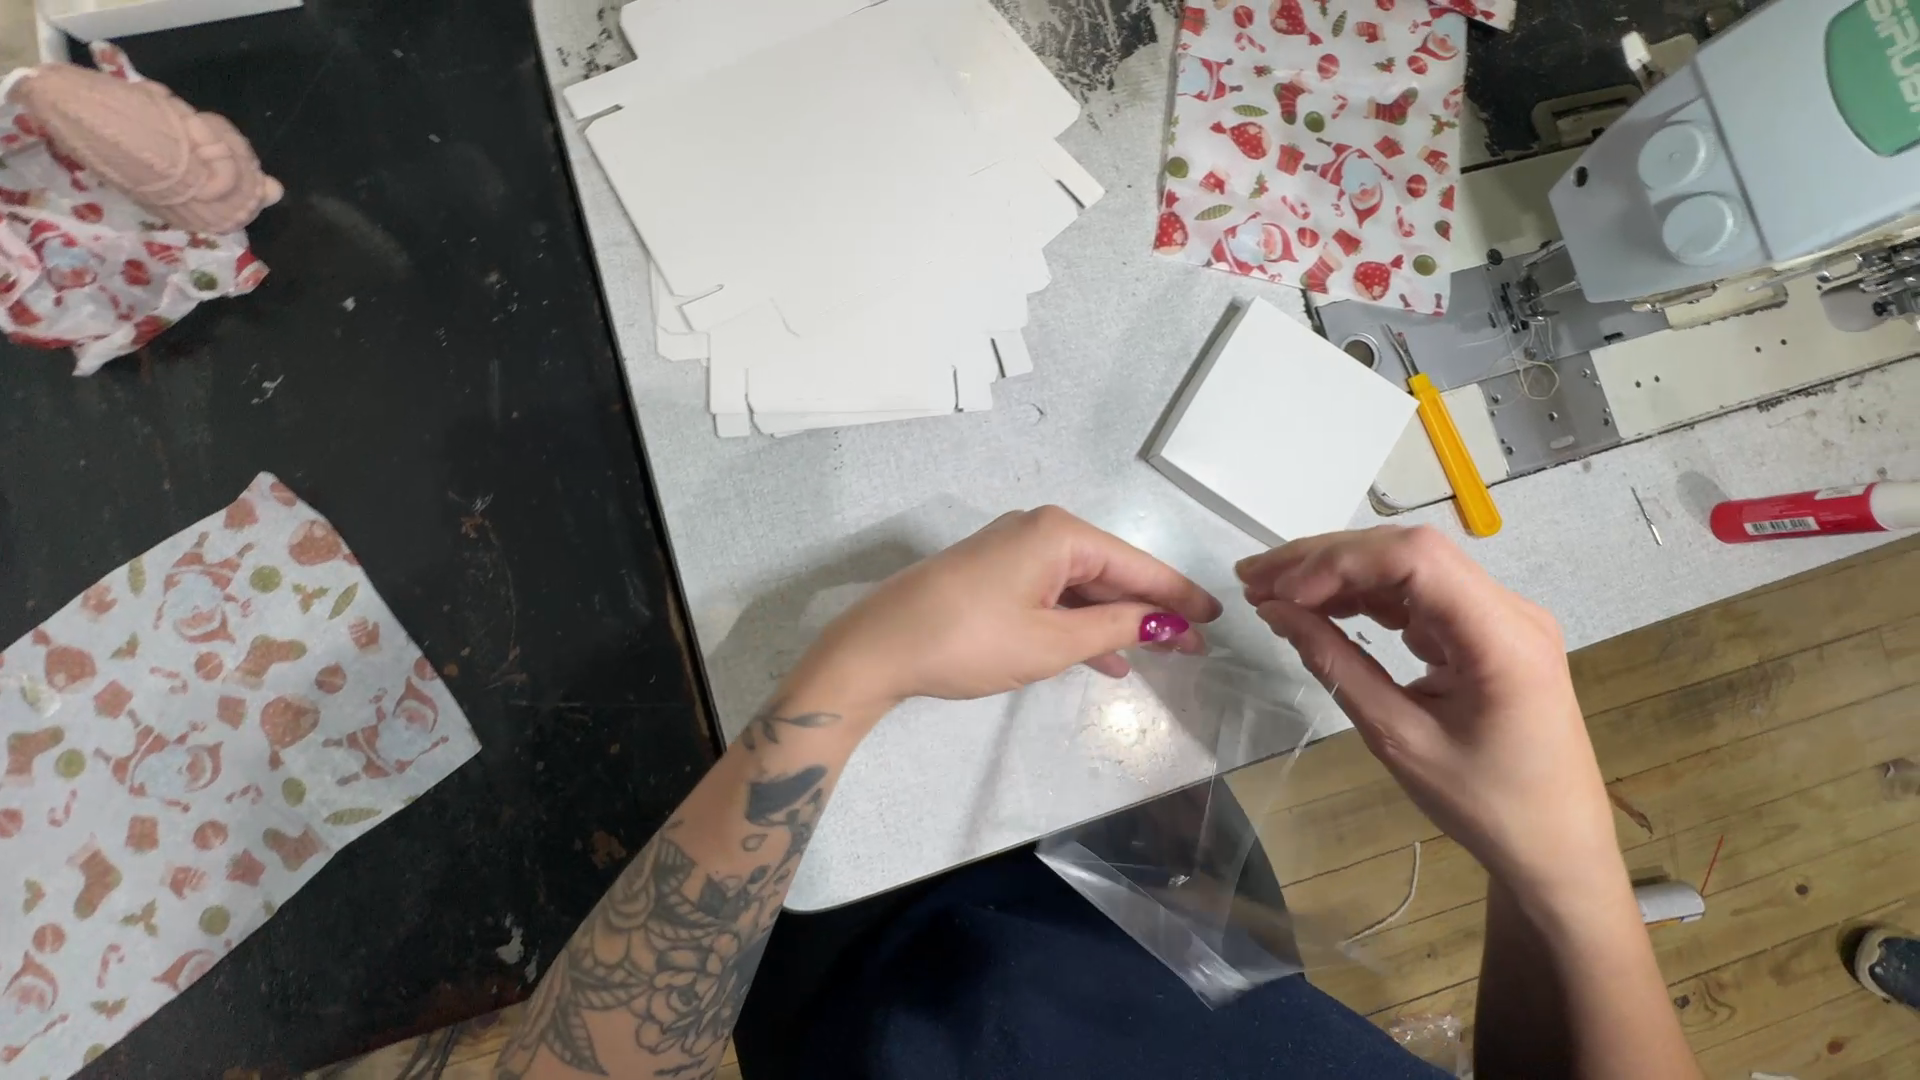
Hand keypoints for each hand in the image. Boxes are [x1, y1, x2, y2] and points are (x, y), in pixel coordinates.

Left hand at [792, 506, 1221, 713]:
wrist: (879, 647)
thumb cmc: (971, 640)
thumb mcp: (1052, 641)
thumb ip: (1115, 628)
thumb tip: (1165, 623)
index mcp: (1059, 533)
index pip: (1136, 565)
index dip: (1178, 595)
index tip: (1216, 618)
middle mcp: (1039, 531)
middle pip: (1110, 571)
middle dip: (1150, 609)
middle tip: (1195, 643)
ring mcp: (1012, 552)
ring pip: (1080, 586)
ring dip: (1116, 620)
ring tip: (1160, 653)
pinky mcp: (993, 575)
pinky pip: (1051, 596)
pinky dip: (1077, 623)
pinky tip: (1106, 658)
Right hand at [1238, 525, 1614, 900]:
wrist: (1555, 847)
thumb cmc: (1484, 804)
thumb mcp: (1397, 737)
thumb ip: (1335, 665)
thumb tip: (1275, 612)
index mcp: (1501, 637)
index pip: (1414, 559)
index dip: (1338, 563)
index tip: (1281, 595)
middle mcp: (1505, 609)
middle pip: (1403, 552)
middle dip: (1321, 560)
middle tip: (1253, 579)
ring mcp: (1495, 617)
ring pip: (1401, 567)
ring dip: (1333, 574)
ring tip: (1271, 591)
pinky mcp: (1478, 631)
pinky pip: (1411, 595)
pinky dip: (1358, 597)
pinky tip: (1315, 608)